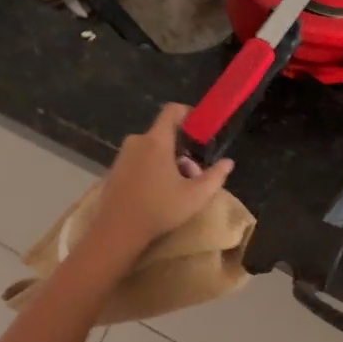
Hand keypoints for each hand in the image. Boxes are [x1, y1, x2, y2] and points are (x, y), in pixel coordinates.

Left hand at [91, 104, 232, 251]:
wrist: (116, 231)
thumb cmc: (159, 209)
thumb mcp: (195, 197)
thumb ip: (215, 177)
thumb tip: (228, 162)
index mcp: (156, 141)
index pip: (172, 110)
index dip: (188, 113)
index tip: (200, 129)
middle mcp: (137, 141)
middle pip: (165, 134)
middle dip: (182, 149)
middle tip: (193, 174)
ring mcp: (123, 154)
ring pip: (152, 148)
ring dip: (167, 161)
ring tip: (177, 187)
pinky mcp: (115, 168)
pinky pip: (139, 158)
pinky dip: (151, 167)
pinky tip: (157, 192)